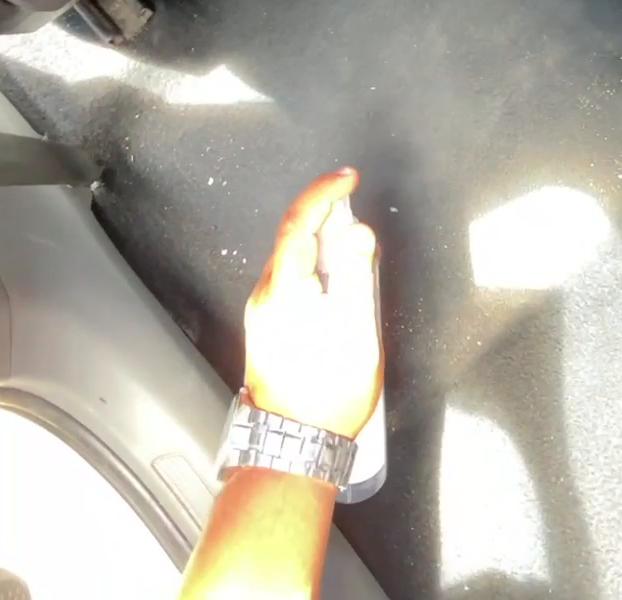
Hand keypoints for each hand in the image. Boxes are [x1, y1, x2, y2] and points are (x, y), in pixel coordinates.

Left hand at [243, 168, 382, 438]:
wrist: (294, 444)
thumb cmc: (327, 393)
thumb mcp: (355, 329)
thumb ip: (356, 274)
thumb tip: (357, 233)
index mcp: (285, 289)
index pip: (299, 221)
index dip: (323, 192)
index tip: (347, 177)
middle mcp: (267, 295)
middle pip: (292, 236)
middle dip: (324, 213)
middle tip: (355, 206)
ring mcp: (264, 312)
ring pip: (292, 258)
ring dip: (320, 240)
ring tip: (352, 247)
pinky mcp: (268, 326)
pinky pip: (290, 279)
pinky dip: (313, 264)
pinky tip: (334, 279)